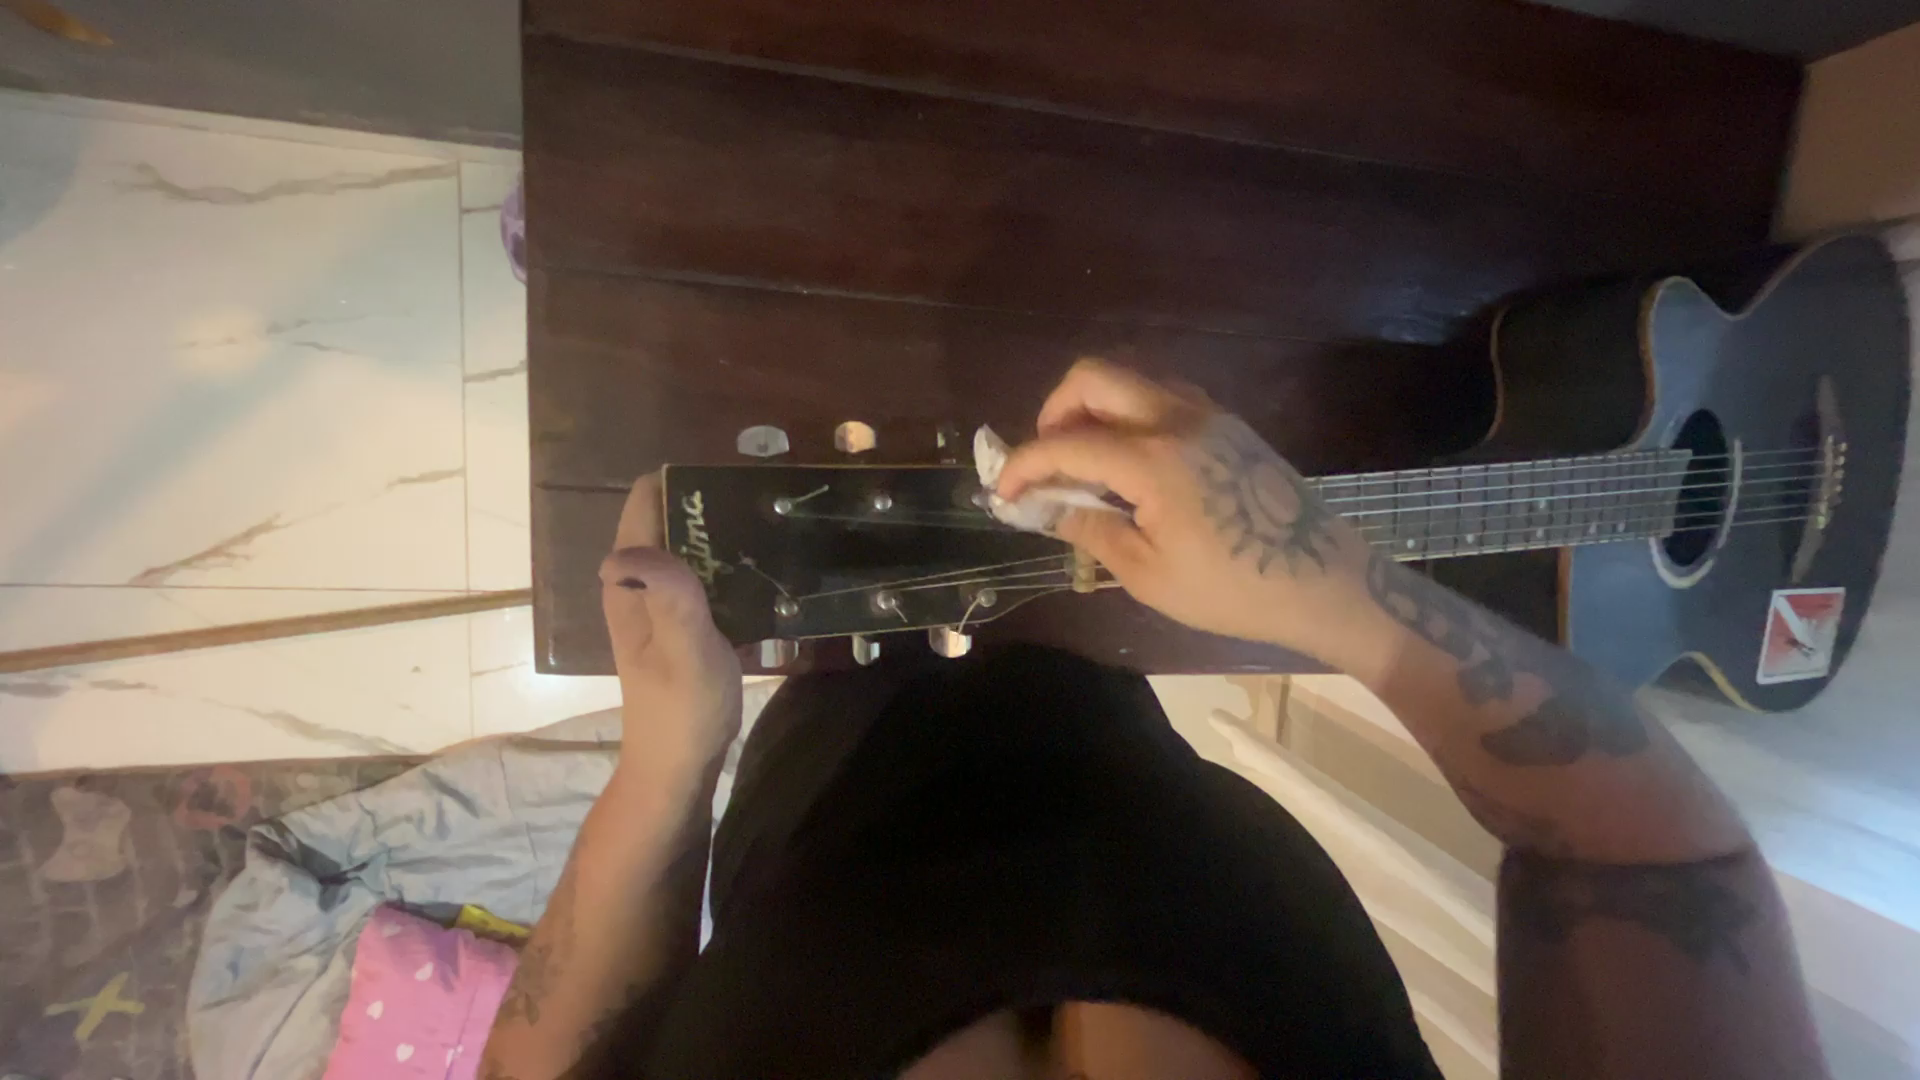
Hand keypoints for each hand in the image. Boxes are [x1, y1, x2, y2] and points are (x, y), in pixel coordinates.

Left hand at [600, 472, 742, 775]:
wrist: (681, 764)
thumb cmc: (681, 709)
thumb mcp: (682, 651)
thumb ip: (668, 596)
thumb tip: (638, 541)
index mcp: (630, 579)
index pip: (645, 501)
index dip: (684, 480)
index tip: (734, 478)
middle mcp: (641, 579)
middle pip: (674, 516)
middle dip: (715, 503)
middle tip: (770, 504)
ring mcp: (664, 599)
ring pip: (695, 544)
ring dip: (729, 533)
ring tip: (778, 527)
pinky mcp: (687, 617)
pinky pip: (710, 573)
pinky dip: (735, 564)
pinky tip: (770, 568)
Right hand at [998, 360, 1380, 663]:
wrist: (1326, 583)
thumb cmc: (1232, 590)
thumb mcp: (1148, 574)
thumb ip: (1090, 529)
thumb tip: (1045, 507)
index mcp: (1154, 461)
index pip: (1066, 444)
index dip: (1024, 465)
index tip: (1003, 493)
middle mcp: (1177, 419)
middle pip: (1094, 376)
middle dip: (1052, 412)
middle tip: (1047, 462)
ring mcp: (1207, 413)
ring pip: (1129, 378)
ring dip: (1091, 408)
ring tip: (1083, 462)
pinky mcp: (1226, 422)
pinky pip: (1160, 394)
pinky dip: (1127, 412)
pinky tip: (1128, 460)